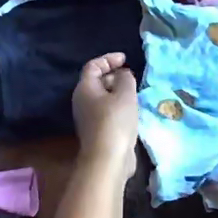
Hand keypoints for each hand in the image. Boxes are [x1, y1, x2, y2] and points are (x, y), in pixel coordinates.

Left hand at [72, 53, 138, 171]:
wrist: (108, 159)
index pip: (93, 66)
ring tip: (135, 92)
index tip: (125, 58)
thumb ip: (125, 78)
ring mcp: (88, 118)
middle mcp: (82, 101)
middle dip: (114, 75)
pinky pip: (108, 111)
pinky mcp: (97, 131)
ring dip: (118, 92)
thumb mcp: (125, 93)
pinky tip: (132, 111)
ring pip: (103, 97)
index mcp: (85, 88)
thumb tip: (123, 74)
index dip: (109, 59)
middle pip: (96, 81)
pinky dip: (119, 106)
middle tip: (131, 77)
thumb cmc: (115, 121)